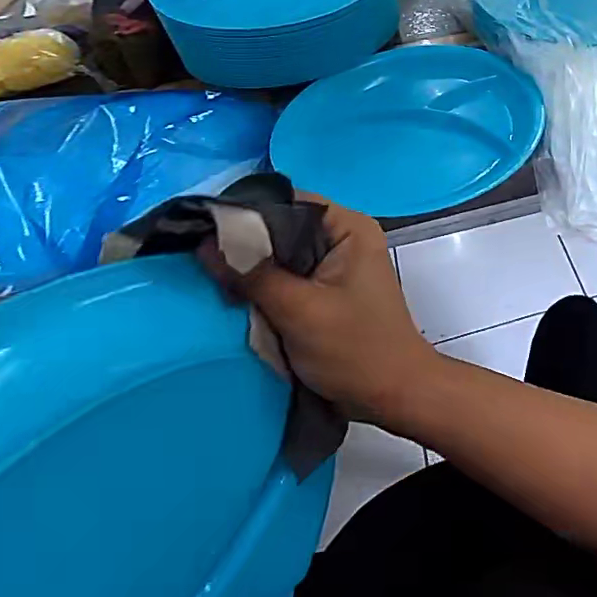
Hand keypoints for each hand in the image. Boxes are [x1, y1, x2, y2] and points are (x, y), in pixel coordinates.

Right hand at [204, 198, 439, 422]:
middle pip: (283, 228)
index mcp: (349, 227)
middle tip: (203, 262)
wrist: (393, 395)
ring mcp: (336, 264)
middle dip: (246, 246)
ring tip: (215, 283)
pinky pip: (288, 277)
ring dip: (253, 271)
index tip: (203, 229)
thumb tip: (204, 242)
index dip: (246, 212)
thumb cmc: (355, 349)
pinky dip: (266, 289)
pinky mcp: (327, 289)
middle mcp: (344, 237)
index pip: (290, 201)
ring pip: (282, 255)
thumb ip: (252, 275)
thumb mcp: (298, 310)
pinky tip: (237, 301)